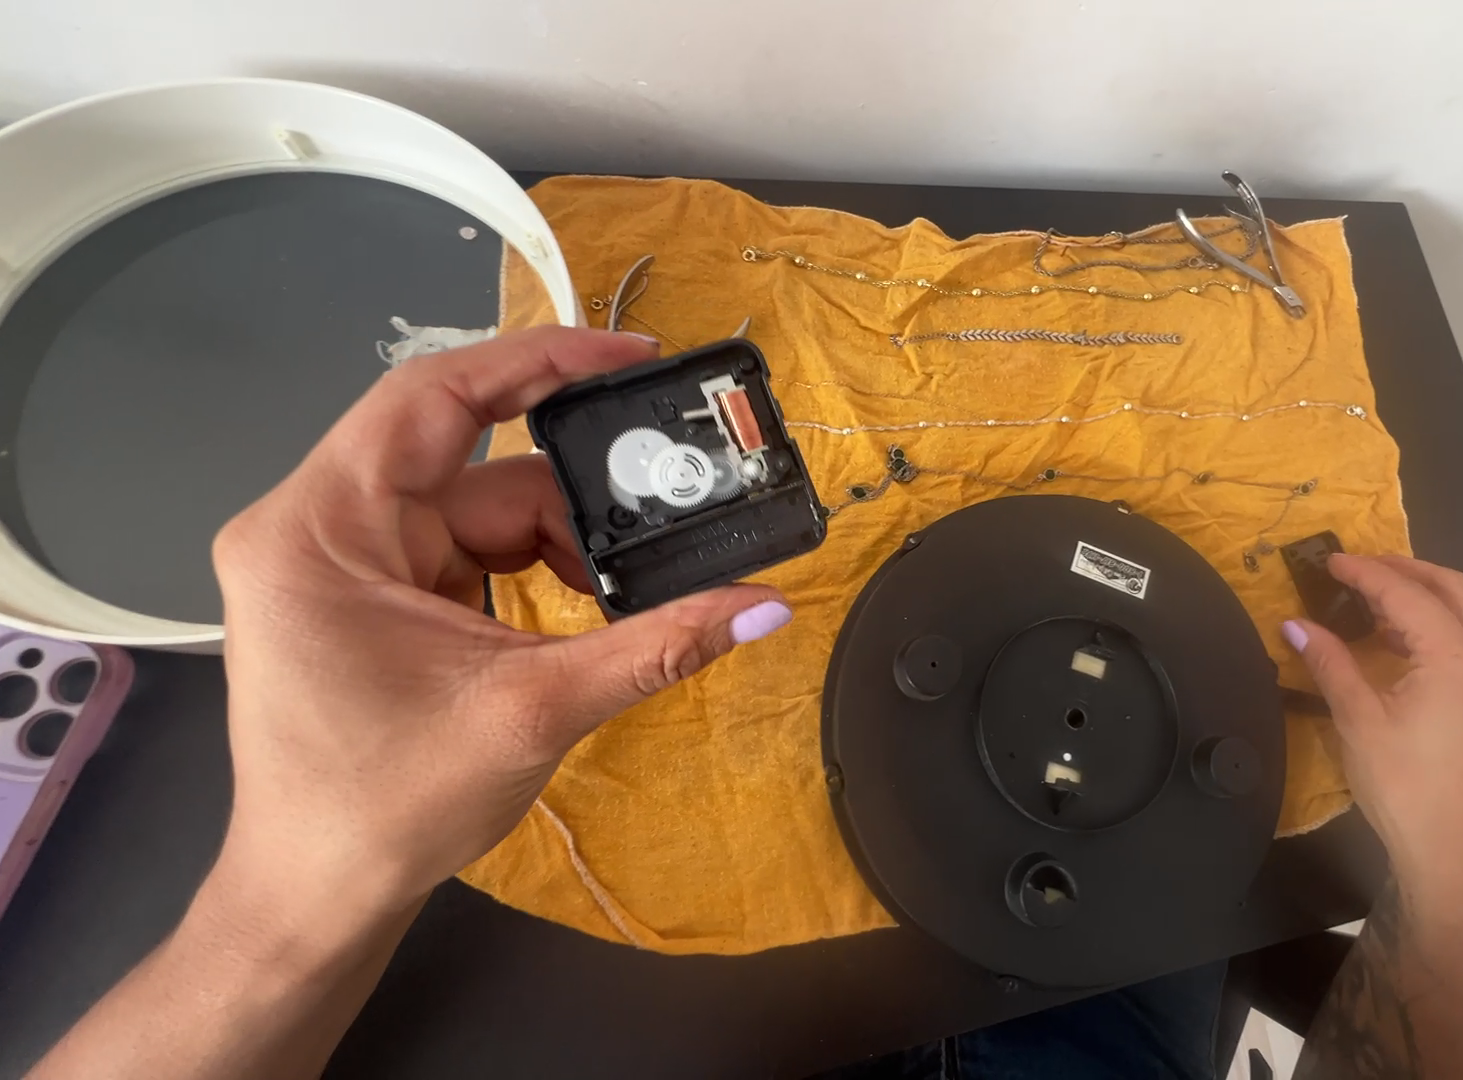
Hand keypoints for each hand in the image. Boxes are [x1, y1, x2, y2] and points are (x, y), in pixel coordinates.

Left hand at [211, 327, 792, 919]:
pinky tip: (590, 603)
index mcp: (324, 530)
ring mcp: (362, 559)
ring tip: (625, 590)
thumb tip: (767, 607)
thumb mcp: (540, 709)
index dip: (539, 361)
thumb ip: (661, 646)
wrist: (324, 893)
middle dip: (578, 496)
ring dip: (572, 543)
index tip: (631, 356)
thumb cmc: (395, 803)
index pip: (433, 397)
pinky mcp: (394, 590)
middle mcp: (331, 526)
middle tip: (664, 507)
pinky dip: (550, 565)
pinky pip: (488, 545)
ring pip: (495, 509)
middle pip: (483, 465)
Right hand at [1282, 555, 1462, 913]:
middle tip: (1358, 568)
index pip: (1406, 594)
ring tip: (1377, 601)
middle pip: (1454, 588)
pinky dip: (1444, 626)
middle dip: (1405, 570)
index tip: (1329, 561)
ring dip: (1427, 596)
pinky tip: (1409, 645)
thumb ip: (1329, 663)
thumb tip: (1293, 623)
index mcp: (1458, 657)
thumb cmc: (1407, 788)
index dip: (1364, 572)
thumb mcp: (1358, 722)